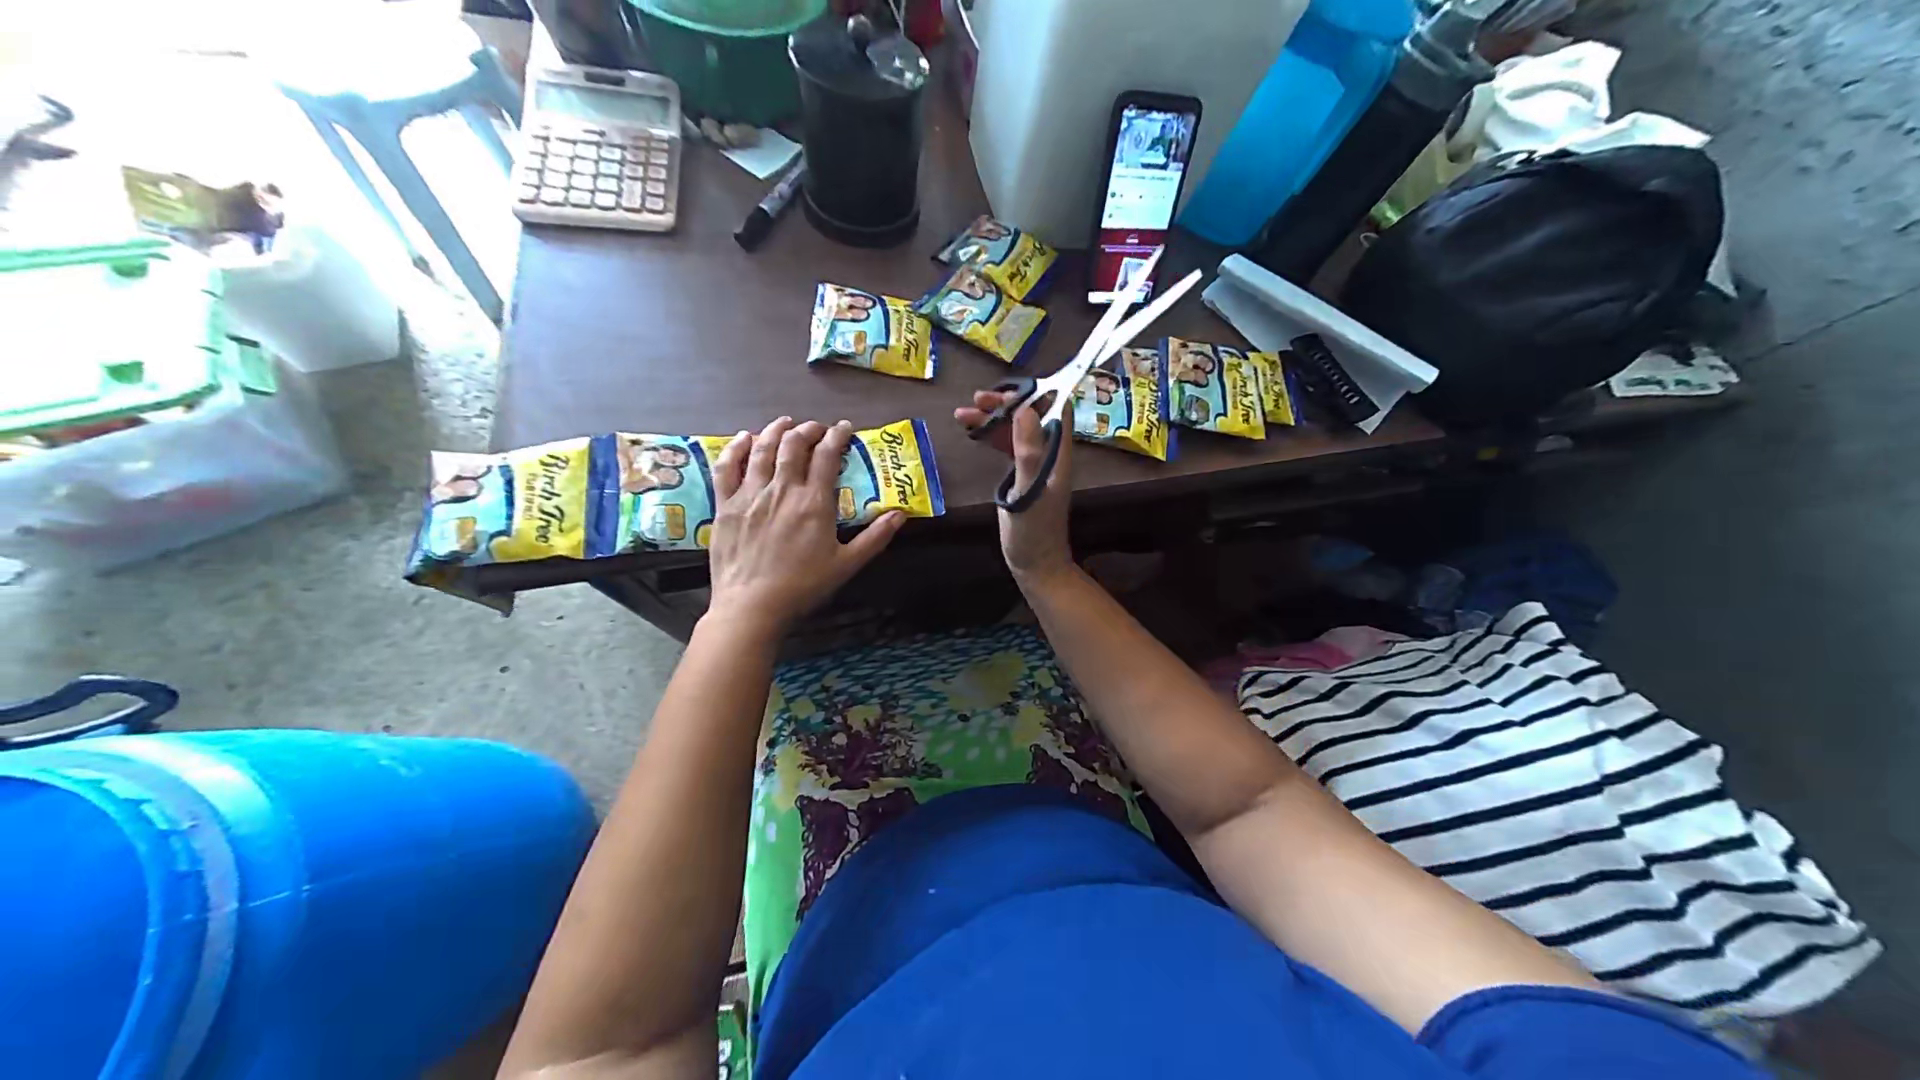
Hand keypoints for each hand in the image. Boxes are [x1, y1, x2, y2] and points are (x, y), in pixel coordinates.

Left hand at [705, 417, 904, 637]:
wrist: (751, 606)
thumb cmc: (802, 587)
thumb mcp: (846, 565)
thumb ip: (874, 538)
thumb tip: (900, 514)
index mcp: (813, 502)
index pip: (827, 455)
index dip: (837, 436)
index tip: (843, 429)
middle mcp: (782, 489)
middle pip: (794, 444)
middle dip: (808, 429)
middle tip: (817, 429)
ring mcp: (750, 494)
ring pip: (763, 448)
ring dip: (776, 430)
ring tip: (785, 422)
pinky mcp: (726, 505)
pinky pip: (728, 467)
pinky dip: (737, 448)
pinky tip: (744, 439)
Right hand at [953, 390, 1074, 584]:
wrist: (1036, 564)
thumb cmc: (1035, 531)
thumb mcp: (1029, 491)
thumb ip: (1028, 452)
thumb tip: (1024, 410)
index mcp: (1058, 455)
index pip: (1055, 409)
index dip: (1035, 393)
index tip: (1006, 390)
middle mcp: (1049, 455)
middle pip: (1031, 416)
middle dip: (1006, 404)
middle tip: (976, 400)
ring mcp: (1035, 466)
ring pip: (1016, 430)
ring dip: (993, 419)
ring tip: (963, 414)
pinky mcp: (1022, 477)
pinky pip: (1008, 447)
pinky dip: (992, 437)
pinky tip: (974, 433)